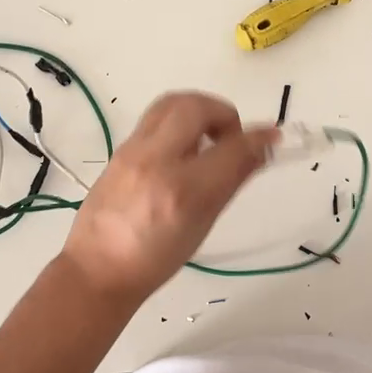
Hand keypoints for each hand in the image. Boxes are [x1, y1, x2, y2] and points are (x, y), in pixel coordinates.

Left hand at [61, 92, 275, 301]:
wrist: (98, 269)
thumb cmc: (155, 259)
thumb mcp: (202, 225)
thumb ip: (230, 182)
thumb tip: (259, 150)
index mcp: (182, 191)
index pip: (231, 148)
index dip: (260, 137)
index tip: (273, 136)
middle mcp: (155, 162)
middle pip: (195, 107)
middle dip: (224, 112)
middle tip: (232, 137)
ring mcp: (132, 152)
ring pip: (171, 103)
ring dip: (199, 110)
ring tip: (207, 139)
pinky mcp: (120, 150)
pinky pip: (155, 119)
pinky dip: (179, 122)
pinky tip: (184, 150)